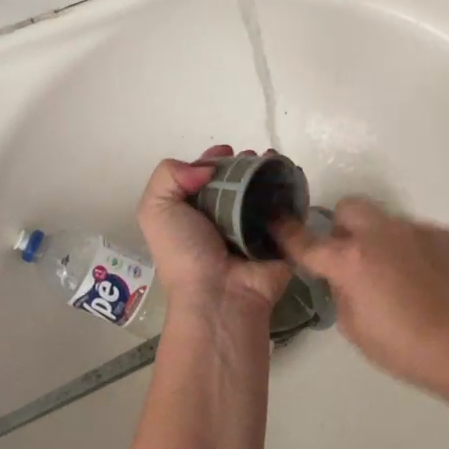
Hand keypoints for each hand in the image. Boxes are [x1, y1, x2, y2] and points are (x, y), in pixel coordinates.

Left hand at [138, 145, 293, 316]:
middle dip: (245, 164)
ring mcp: (254, 229)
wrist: (219, 295)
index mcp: (193, 212)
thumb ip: (168, 176)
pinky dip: (293, 191)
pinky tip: (291, 177)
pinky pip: (290, 210)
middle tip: (252, 156)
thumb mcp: (155, 210)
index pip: (206, 179)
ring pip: (265, 192)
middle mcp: (223, 219)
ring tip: (273, 162)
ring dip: (270, 173)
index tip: (224, 152)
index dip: (213, 161)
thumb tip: (205, 168)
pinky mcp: (282, 238)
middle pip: (237, 182)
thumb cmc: (184, 252)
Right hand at [275, 197, 448, 387]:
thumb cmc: (406, 348)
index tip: (276, 224)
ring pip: (388, 224)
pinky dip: (416, 254)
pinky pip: (421, 238)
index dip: (287, 233)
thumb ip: (342, 293)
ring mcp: (419, 231)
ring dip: (382, 242)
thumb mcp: (355, 329)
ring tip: (400, 279)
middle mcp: (382, 234)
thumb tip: (344, 278)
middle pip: (350, 208)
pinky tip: (430, 285)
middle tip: (350, 257)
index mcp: (351, 259)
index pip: (307, 241)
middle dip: (342, 226)